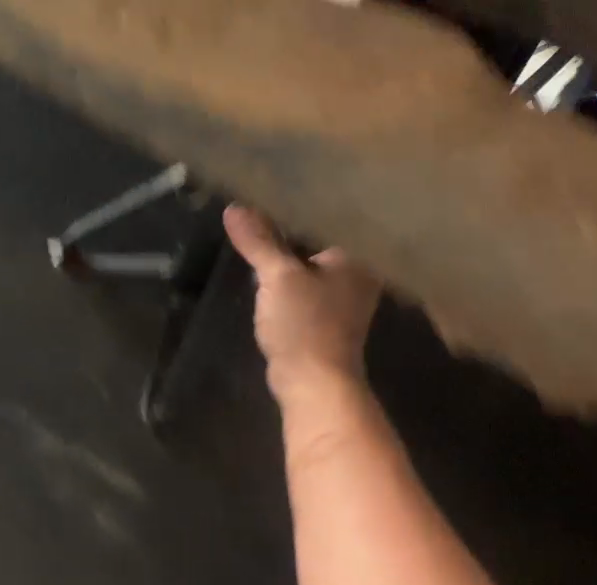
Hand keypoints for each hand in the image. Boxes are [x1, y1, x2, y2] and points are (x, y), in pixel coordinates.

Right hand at [223, 204, 381, 405]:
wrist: (314, 381)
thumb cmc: (304, 324)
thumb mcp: (276, 278)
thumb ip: (259, 243)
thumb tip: (234, 208)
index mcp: (359, 253)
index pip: (331, 217)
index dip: (302, 206)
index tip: (276, 191)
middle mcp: (362, 271)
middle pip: (323, 241)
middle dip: (297, 233)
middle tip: (265, 210)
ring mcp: (348, 298)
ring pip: (316, 267)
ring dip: (293, 258)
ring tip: (264, 238)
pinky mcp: (330, 320)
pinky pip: (310, 288)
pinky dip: (293, 282)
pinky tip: (274, 278)